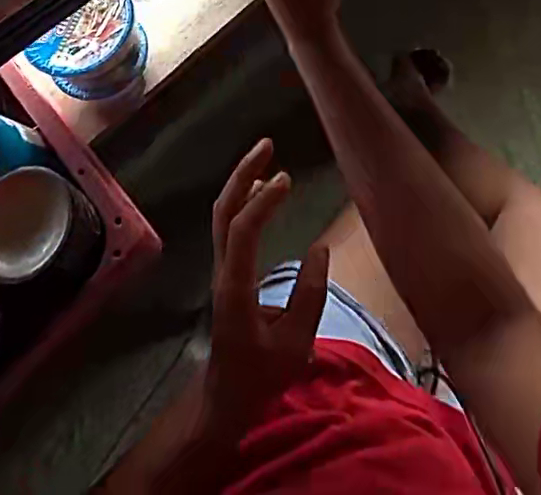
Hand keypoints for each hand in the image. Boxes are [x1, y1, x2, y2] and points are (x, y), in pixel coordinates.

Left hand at [204, 138, 328, 433]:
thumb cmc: (262, 375)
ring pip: (223, 213)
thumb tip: (319, 248)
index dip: (264, 201)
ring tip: (265, 158)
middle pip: (224, 210)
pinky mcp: (227, 270)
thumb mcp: (295, 343)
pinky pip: (229, 224)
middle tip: (267, 145)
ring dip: (242, 182)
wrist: (226, 395)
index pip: (244, 230)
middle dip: (244, 173)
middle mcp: (223, 270)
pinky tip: (261, 191)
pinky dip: (243, 200)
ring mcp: (221, 268)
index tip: (288, 179)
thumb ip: (310, 295)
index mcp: (237, 286)